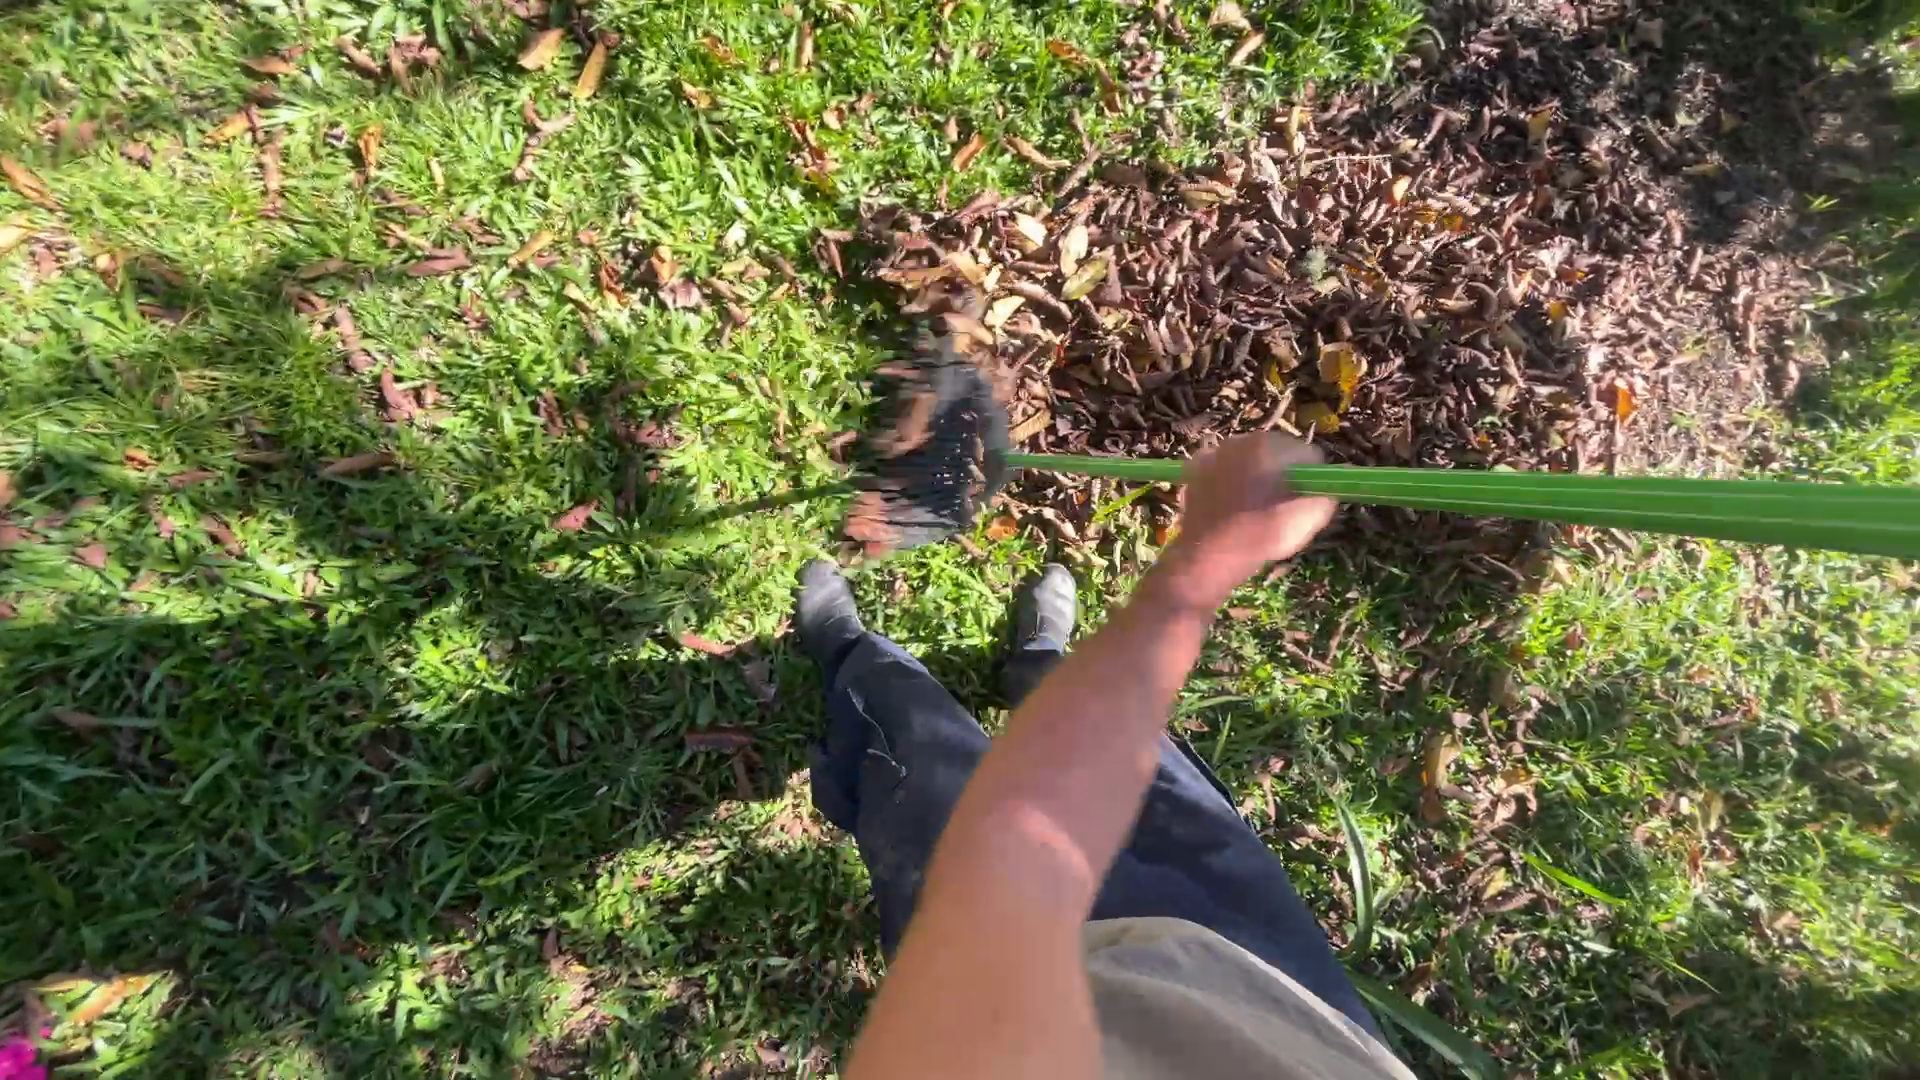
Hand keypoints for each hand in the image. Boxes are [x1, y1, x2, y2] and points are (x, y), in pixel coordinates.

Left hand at [1152, 434, 1336, 610]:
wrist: (1210, 554)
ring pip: (1247, 463)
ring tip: (1251, 510)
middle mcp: (1238, 440)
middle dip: (1280, 476)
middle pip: (1275, 455)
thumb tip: (1323, 482)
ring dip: (1253, 479)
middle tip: (1278, 507)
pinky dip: (1227, 484)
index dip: (1310, 480)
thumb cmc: (1265, 532)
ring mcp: (1212, 455)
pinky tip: (1228, 506)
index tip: (1303, 501)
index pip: (1306, 455)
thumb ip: (1327, 488)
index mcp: (1269, 443)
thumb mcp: (1314, 513)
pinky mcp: (1193, 473)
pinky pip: (1222, 473)